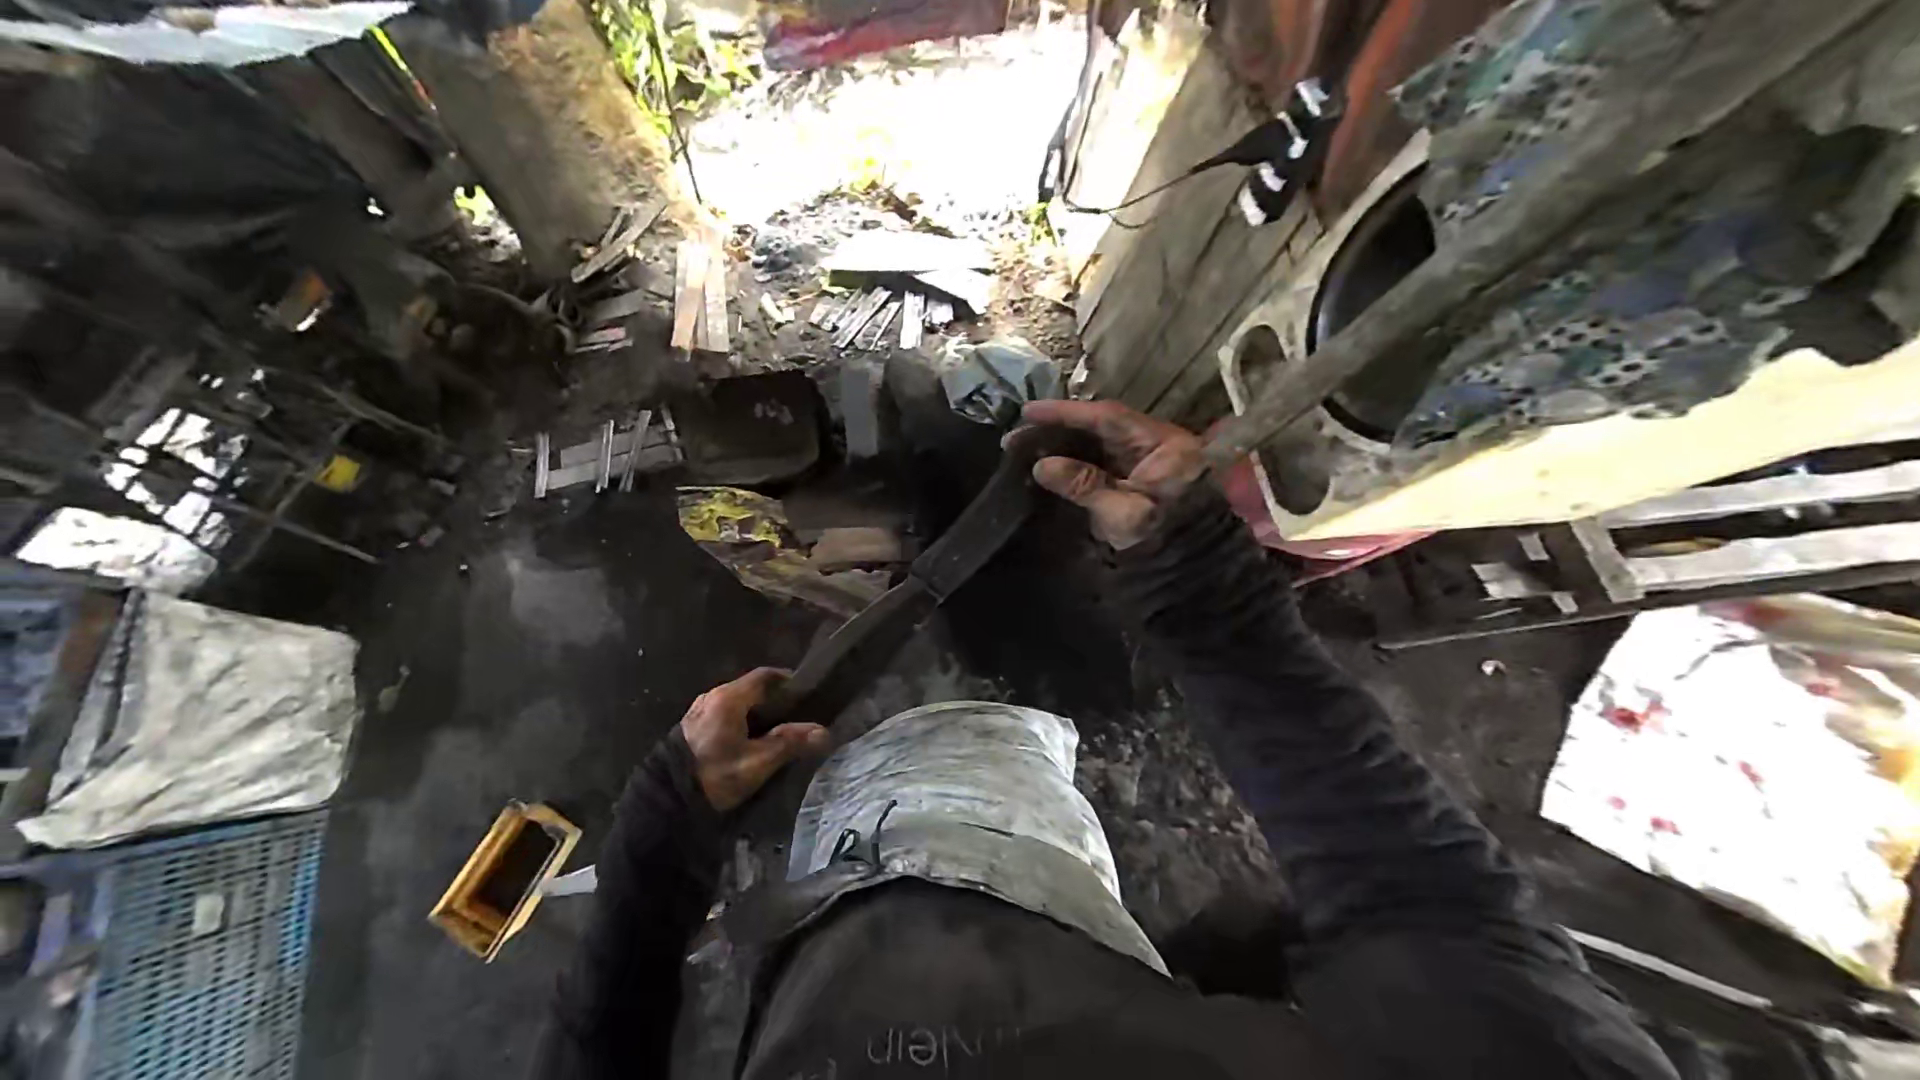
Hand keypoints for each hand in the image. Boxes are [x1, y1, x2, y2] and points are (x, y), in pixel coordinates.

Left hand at [679, 668, 829, 811]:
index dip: (789, 681)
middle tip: (798, 716)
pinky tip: (752, 739)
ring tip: (778, 729)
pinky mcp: (692, 726)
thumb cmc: (714, 776)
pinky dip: (743, 720)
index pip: (766, 676)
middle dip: (776, 699)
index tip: (808, 695)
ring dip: (758, 711)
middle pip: (752, 688)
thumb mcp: (757, 762)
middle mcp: (712, 696)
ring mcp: (700, 710)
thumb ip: (789, 743)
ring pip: (738, 701)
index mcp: (728, 698)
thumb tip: (823, 732)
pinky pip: (726, 713)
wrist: (665, 803)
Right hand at [1023, 400, 1205, 548]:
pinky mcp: (1127, 478)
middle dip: (1056, 428)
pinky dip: (1068, 460)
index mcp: (1160, 442)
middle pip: (1097, 427)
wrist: (1187, 564)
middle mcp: (1149, 443)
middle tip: (1015, 436)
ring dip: (1058, 443)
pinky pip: (1093, 461)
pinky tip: (1042, 463)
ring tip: (1021, 448)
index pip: (1107, 417)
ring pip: (1093, 443)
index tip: (1029, 412)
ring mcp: (1138, 461)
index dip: (1067, 412)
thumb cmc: (1162, 537)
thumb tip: (1042, 465)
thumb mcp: (1124, 513)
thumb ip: (1085, 485)